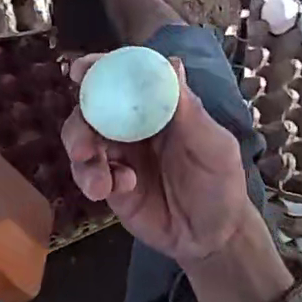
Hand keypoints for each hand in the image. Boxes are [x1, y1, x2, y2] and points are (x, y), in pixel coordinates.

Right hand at [61, 53, 261, 265]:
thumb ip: (190, 112)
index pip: (124, 79)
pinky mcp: (110, 185)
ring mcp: (118, 155)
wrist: (213, 237)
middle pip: (92, 109)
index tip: (80, 71)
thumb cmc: (221, 183)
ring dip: (81, 153)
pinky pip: (88, 174)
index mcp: (157, 108)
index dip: (100, 70)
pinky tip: (119, 189)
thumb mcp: (214, 147)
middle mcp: (132, 126)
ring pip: (82, 141)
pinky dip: (94, 180)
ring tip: (98, 181)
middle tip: (82, 143)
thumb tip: (171, 64)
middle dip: (80, 121)